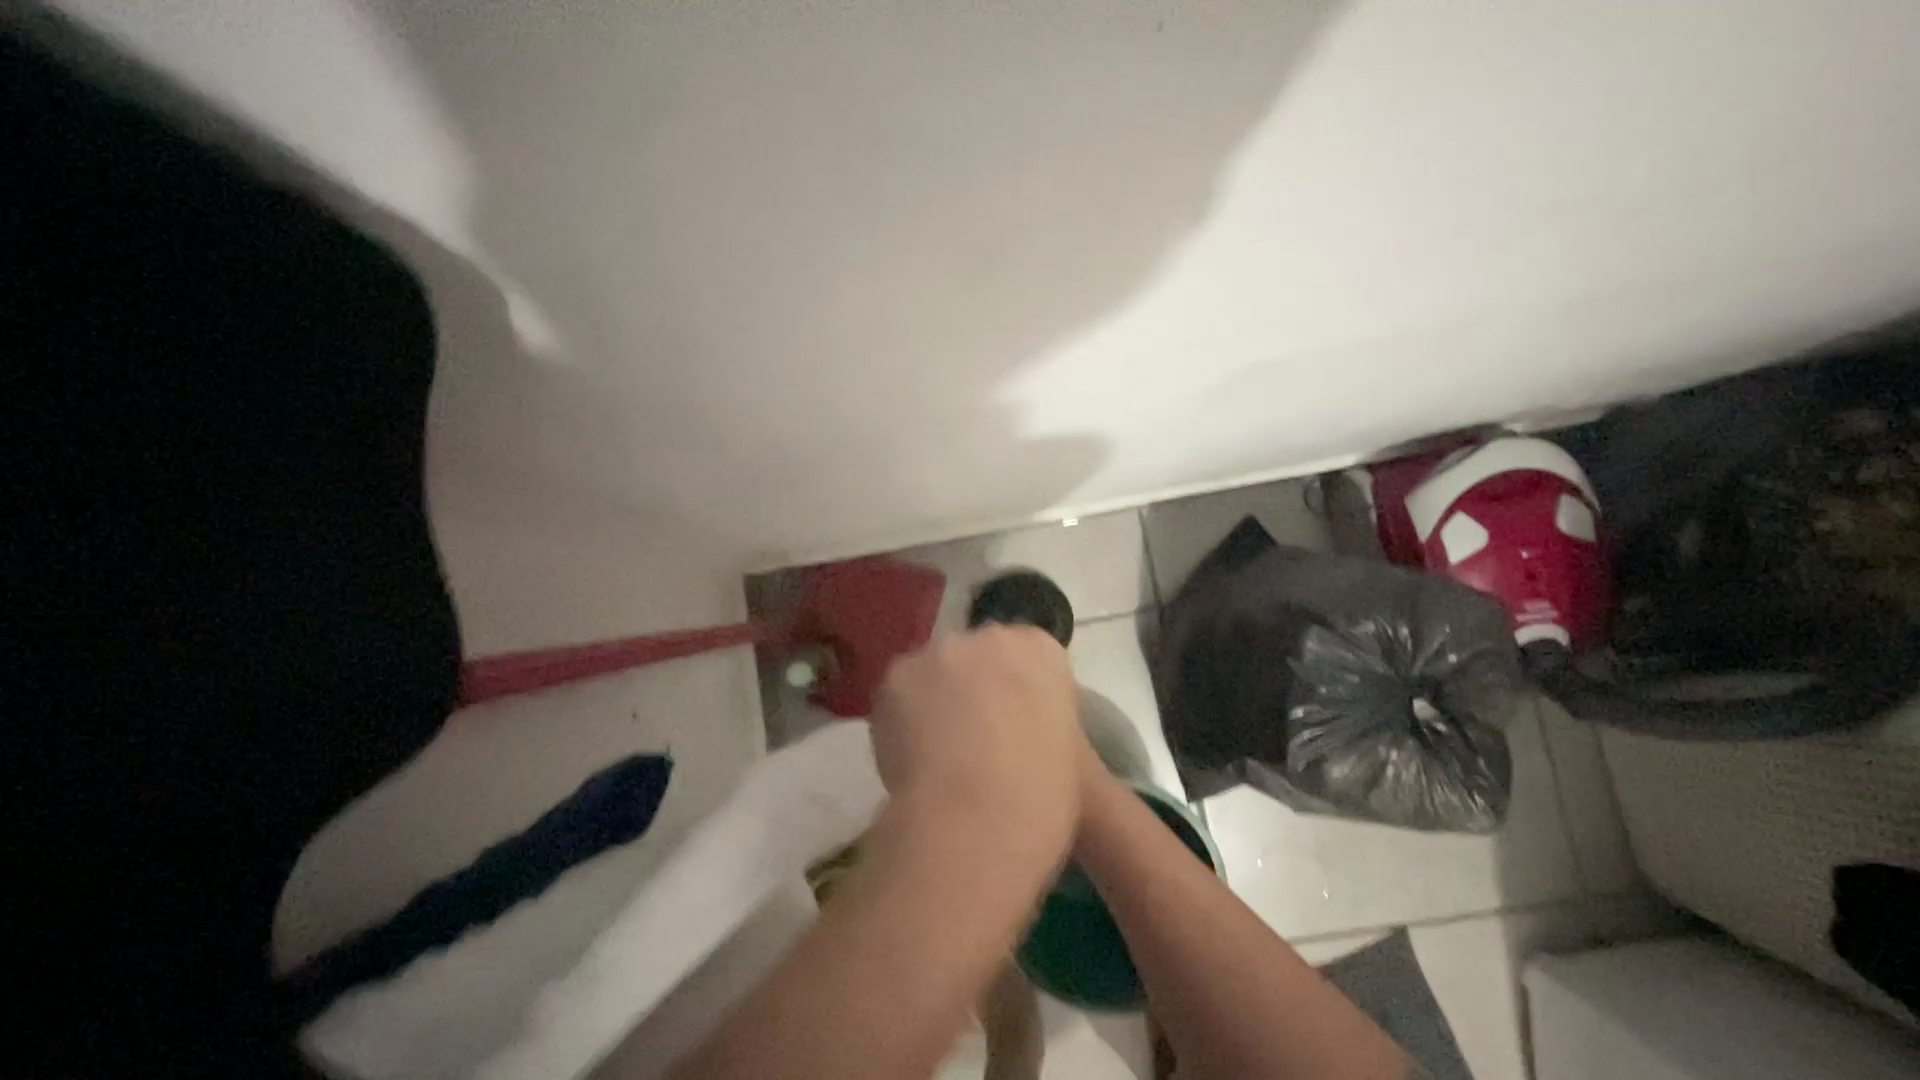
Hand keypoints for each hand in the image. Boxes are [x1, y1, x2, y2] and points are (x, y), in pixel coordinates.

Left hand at [868, 626, 1083, 858]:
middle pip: (985, 661)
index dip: (1032, 699)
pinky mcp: (891, 682)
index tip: (1029, 738)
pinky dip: (906, 722)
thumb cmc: (1042, 794)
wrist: (970, 822)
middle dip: (985, 693)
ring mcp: (932, 655)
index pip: (1036, 660)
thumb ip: (1083, 766)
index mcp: (1039, 649)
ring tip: (947, 763)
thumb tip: (1101, 804)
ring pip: (939, 675)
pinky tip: (918, 763)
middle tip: (988, 750)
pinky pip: (903, 698)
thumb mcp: (1089, 781)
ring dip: (942, 703)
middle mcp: (985, 638)